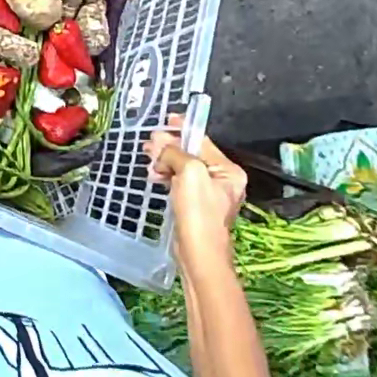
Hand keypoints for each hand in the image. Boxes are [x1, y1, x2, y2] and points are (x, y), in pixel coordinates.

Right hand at [146, 117, 245, 270]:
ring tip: (148, 158)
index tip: (168, 120)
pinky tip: (154, 174)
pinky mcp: (196, 208)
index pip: (204, 141)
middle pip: (193, 154)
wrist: (199, 256)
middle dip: (170, 147)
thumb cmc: (199, 214)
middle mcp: (222, 180)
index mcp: (228, 170)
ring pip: (184, 169)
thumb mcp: (190, 172)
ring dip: (166, 161)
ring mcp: (209, 195)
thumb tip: (161, 147)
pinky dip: (167, 176)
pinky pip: (181, 184)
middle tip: (150, 143)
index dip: (184, 129)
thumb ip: (176, 153)